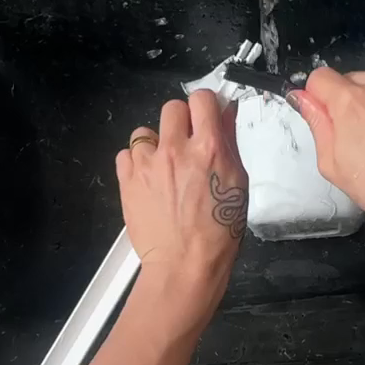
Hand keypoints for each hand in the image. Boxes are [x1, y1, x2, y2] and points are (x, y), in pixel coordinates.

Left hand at [116, 89, 246, 300]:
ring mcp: (147, 164)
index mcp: (209, 148)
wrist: (184, 266)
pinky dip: (137, 163)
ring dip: (155, 145)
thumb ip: (229, 144)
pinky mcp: (127, 180)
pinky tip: (149, 181)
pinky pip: (127, 154)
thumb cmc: (220, 230)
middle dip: (181, 122)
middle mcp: (175, 149)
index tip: (207, 118)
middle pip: (172, 107)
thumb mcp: (238, 184)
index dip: (205, 106)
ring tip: (164, 168)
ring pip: (145, 131)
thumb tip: (225, 113)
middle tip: (187, 145)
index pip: (202, 99)